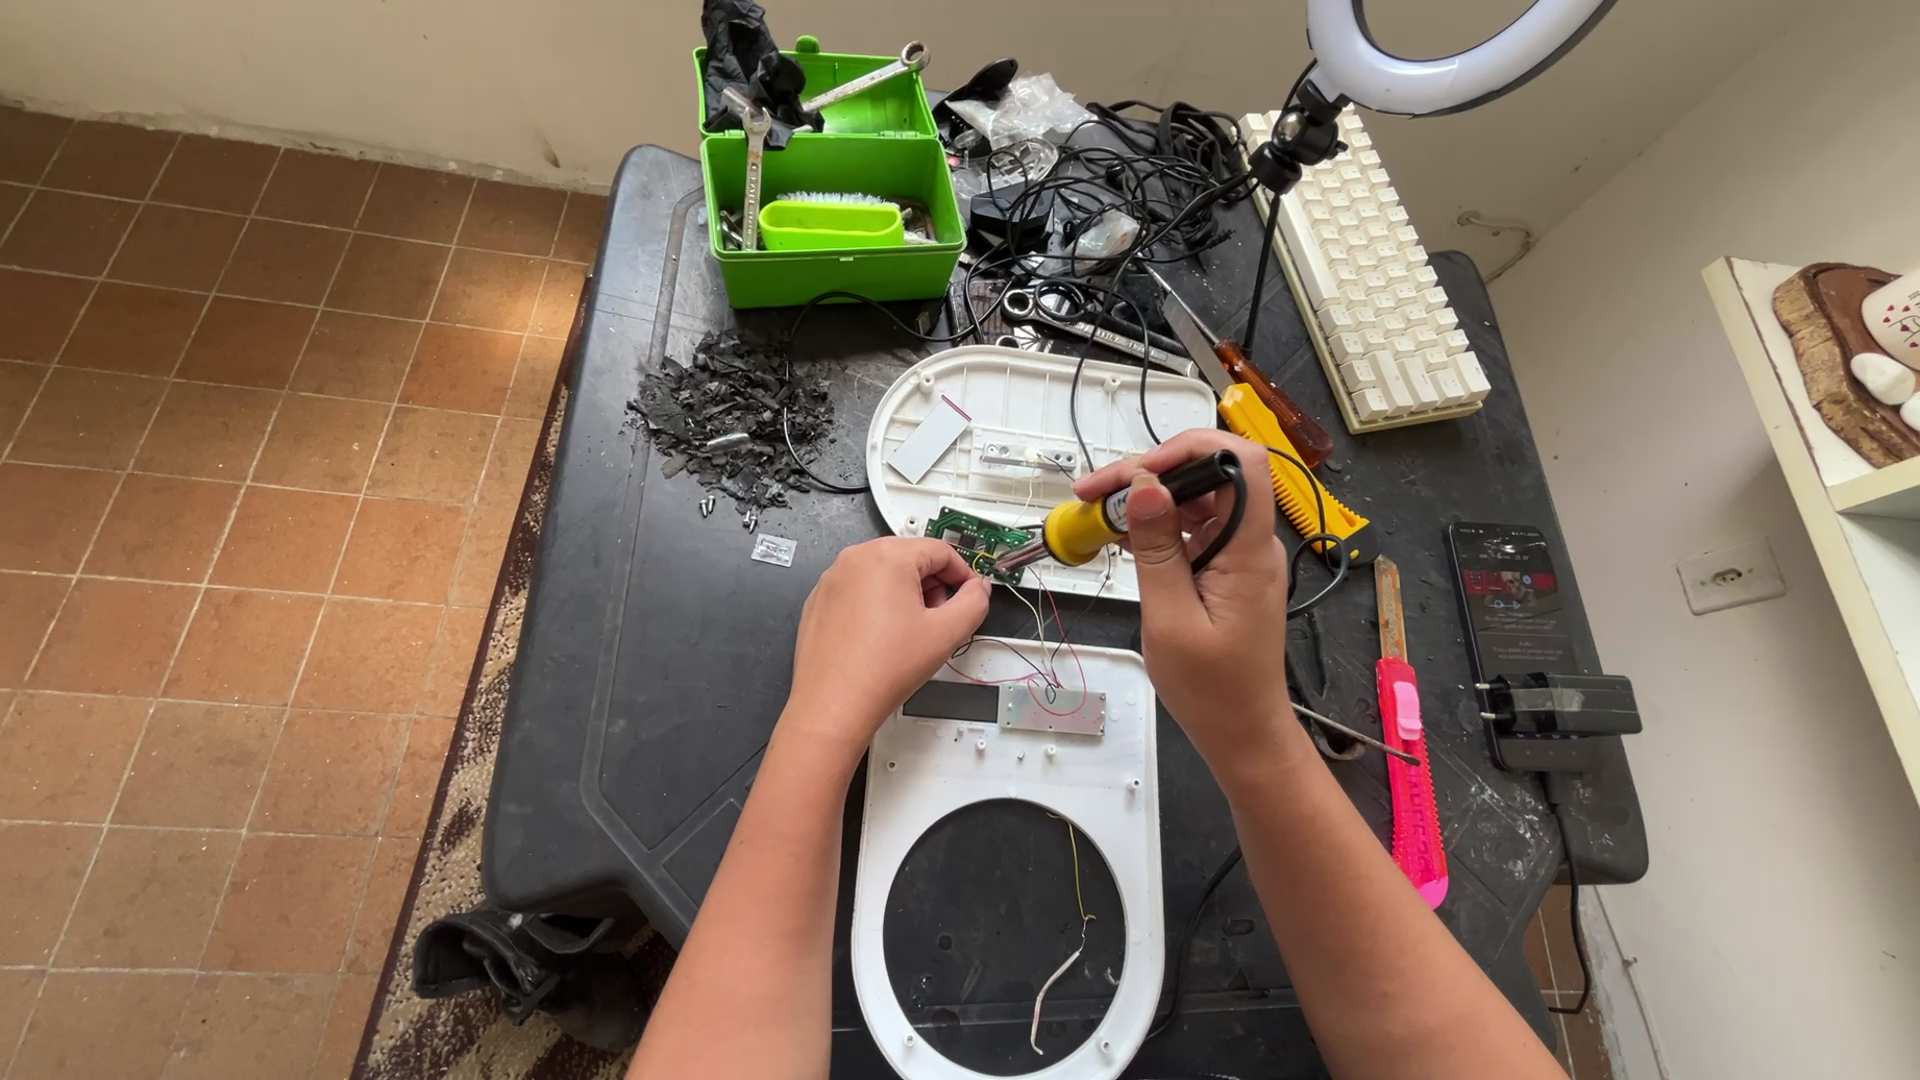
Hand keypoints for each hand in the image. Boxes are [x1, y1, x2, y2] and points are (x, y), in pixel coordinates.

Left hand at [782, 537, 991, 764]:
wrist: (833, 705)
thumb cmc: (880, 670)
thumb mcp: (946, 634)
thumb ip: (974, 602)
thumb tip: (978, 589)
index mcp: (886, 557)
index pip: (940, 550)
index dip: (962, 574)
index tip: (969, 594)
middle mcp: (855, 559)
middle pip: (911, 557)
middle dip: (933, 585)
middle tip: (940, 618)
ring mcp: (833, 578)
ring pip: (885, 573)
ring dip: (907, 594)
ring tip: (911, 632)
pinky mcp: (820, 600)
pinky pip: (860, 589)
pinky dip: (878, 604)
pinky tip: (884, 637)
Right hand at [1074, 431, 1306, 773]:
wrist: (1241, 729)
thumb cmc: (1209, 688)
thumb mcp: (1170, 617)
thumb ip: (1158, 549)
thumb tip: (1145, 486)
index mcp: (1248, 550)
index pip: (1241, 463)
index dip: (1191, 449)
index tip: (1136, 471)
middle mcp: (1249, 542)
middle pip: (1208, 475)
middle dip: (1149, 472)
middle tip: (1092, 493)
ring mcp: (1237, 554)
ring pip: (1194, 499)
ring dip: (1145, 498)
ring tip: (1096, 514)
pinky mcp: (1224, 568)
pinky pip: (1190, 528)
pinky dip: (1154, 525)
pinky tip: (1121, 536)